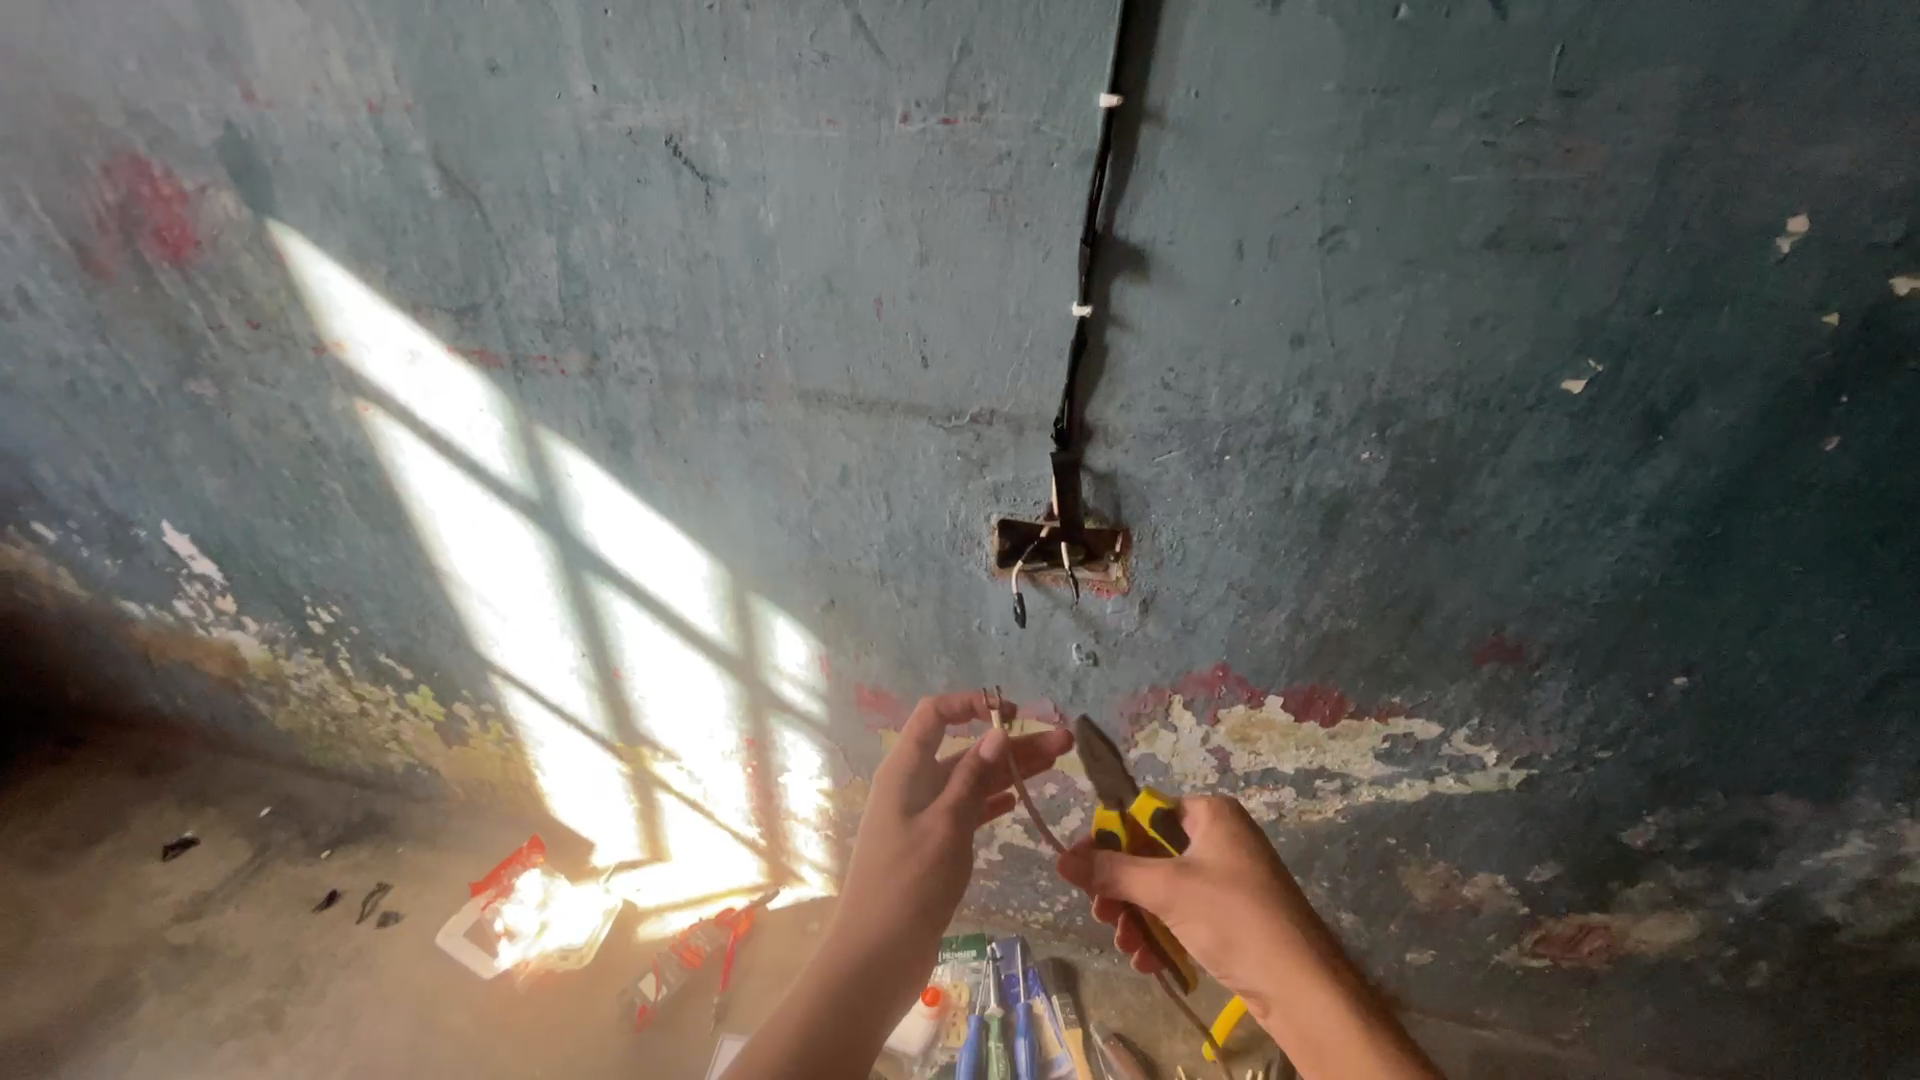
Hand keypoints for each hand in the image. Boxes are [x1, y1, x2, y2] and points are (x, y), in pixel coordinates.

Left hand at [833, 692, 1073, 995]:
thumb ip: (972, 779)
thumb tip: (995, 733)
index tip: (1013, 714)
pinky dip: (993, 801)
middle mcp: (913, 784)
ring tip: (1056, 763)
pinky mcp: (933, 845)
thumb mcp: (945, 826)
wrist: (875, 957)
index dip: (971, 704)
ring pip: (972, 781)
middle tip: (1063, 743)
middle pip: (965, 749)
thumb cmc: (907, 885)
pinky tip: (1020, 799)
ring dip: (1010, 771)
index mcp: (905, 770)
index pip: (934, 715)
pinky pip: (967, 810)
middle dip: (1011, 743)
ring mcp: (923, 816)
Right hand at [1055, 795, 1333, 1011]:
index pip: (1143, 812)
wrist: (1301, 988)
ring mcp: (1227, 876)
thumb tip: (1060, 859)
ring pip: (1163, 887)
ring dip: (1137, 916)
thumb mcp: (1165, 889)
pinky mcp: (1232, 914)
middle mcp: (1219, 836)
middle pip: (1150, 852)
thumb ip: (1111, 870)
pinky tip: (1146, 961)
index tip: (1080, 869)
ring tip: (1124, 945)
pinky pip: (1182, 911)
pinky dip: (1161, 932)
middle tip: (1101, 915)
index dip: (1108, 840)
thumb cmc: (1233, 918)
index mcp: (1210, 813)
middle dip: (1121, 888)